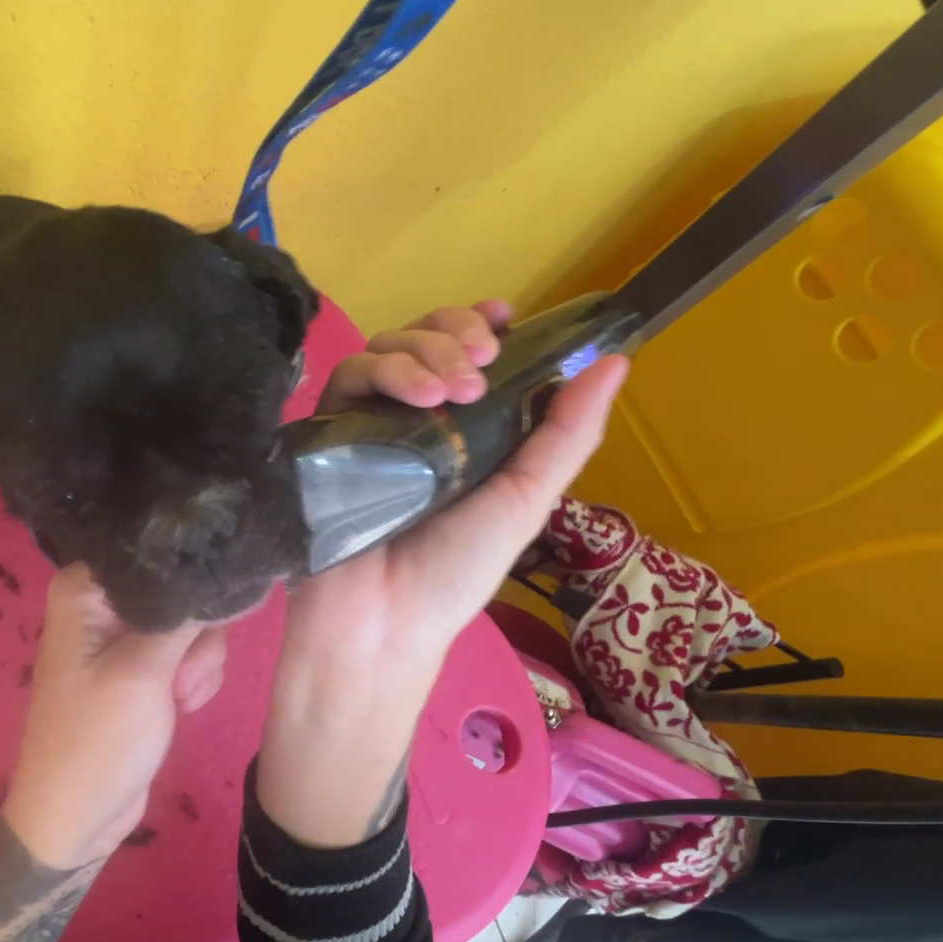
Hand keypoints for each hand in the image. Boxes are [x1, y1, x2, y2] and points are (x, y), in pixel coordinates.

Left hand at [2, 563, 227, 869]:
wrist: (78, 818)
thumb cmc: (97, 741)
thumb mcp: (144, 673)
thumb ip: (184, 617)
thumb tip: (219, 565)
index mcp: (85, 589)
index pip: (152, 551)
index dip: (189, 575)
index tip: (210, 613)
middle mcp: (100, 602)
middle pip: (178, 587)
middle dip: (194, 635)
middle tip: (183, 678)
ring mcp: (121, 634)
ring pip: (190, 620)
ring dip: (198, 662)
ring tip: (180, 699)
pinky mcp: (141, 663)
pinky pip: (187, 649)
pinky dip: (195, 677)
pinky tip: (182, 706)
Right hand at [258, 301, 627, 847]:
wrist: (382, 622)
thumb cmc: (454, 572)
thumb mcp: (525, 501)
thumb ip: (566, 435)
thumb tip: (616, 360)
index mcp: (458, 430)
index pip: (461, 353)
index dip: (477, 324)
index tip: (501, 319)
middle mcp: (409, 419)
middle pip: (419, 340)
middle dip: (453, 333)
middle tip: (480, 362)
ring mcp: (364, 426)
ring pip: (382, 351)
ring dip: (423, 350)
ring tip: (455, 386)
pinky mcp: (326, 436)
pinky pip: (347, 382)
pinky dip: (385, 372)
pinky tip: (418, 394)